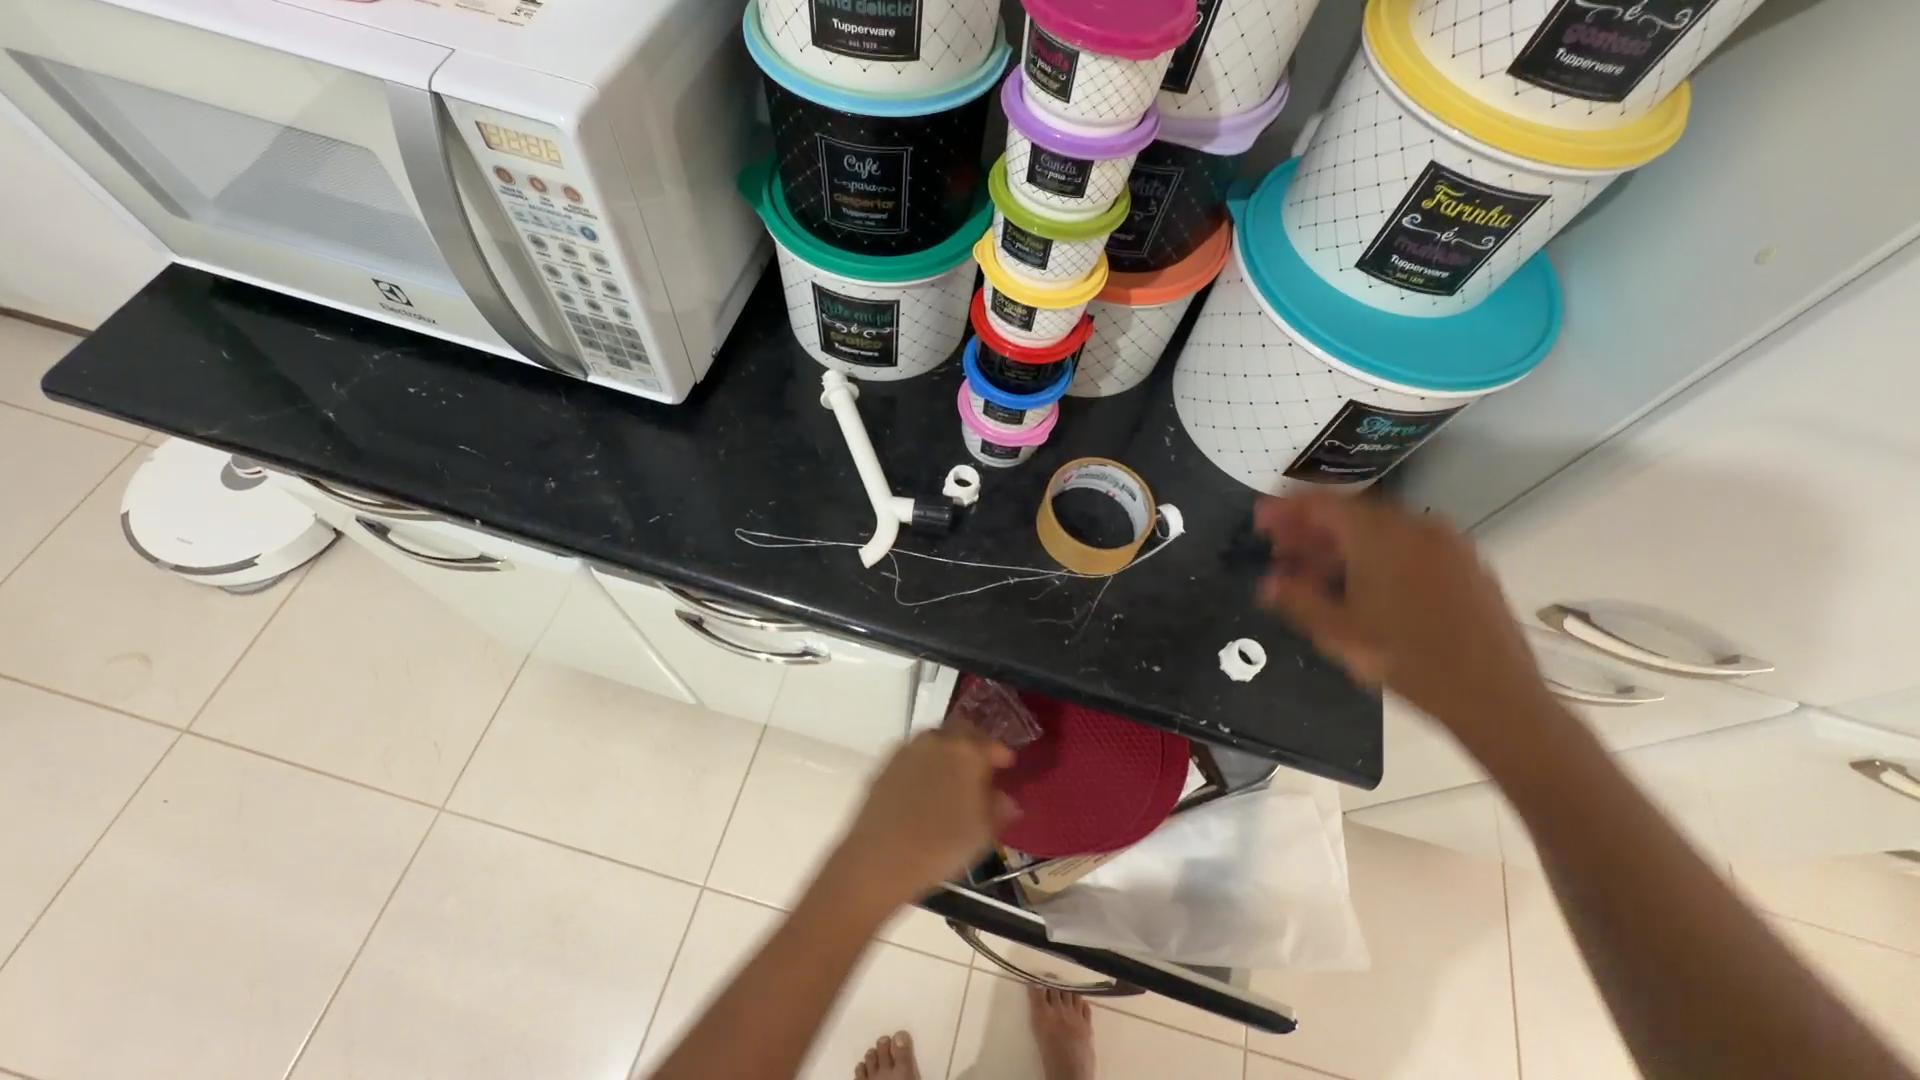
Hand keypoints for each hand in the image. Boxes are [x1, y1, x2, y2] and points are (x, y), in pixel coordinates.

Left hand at [828, 729, 1020, 908]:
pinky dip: (922, 764)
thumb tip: (1006, 800)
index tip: (1006, 764)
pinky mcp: (884, 764)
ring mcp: (906, 750)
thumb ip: (998, 809)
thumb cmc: (940, 847)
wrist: (879, 858)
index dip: (1000, 753)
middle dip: (972, 745)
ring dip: (946, 752)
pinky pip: (911, 756)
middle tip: (979, 766)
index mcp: (967, 751)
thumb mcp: (982, 834)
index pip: (990, 742)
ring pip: (933, 741)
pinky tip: (923, 788)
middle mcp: (936, 741)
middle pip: (960, 732)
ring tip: (951, 778)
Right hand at [1253, 493, 1550, 743]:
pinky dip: (1378, 556)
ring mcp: (1447, 544)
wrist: (1493, 693)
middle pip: (1352, 516)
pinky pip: (1410, 548)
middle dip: (1312, 532)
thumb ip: (1295, 600)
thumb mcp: (1337, 633)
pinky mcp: (1467, 565)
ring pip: (1382, 532)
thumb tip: (1268, 582)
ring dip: (1344, 547)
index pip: (1321, 504)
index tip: (1261, 520)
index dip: (1286, 509)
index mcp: (1378, 534)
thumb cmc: (1406, 659)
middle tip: (1281, 552)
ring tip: (1317, 576)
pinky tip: (1365, 587)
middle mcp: (1414, 526)